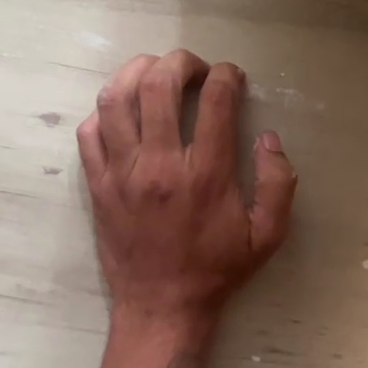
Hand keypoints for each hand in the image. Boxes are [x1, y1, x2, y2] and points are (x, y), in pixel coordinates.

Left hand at [77, 50, 296, 326]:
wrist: (161, 306)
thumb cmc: (216, 270)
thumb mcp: (267, 235)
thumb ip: (278, 184)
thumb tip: (269, 138)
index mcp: (206, 175)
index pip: (215, 101)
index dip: (226, 76)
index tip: (231, 76)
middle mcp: (160, 165)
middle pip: (158, 86)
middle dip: (179, 62)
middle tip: (192, 68)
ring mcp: (122, 174)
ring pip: (115, 100)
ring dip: (135, 73)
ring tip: (153, 72)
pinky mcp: (98, 186)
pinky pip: (88, 134)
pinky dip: (103, 112)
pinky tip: (122, 112)